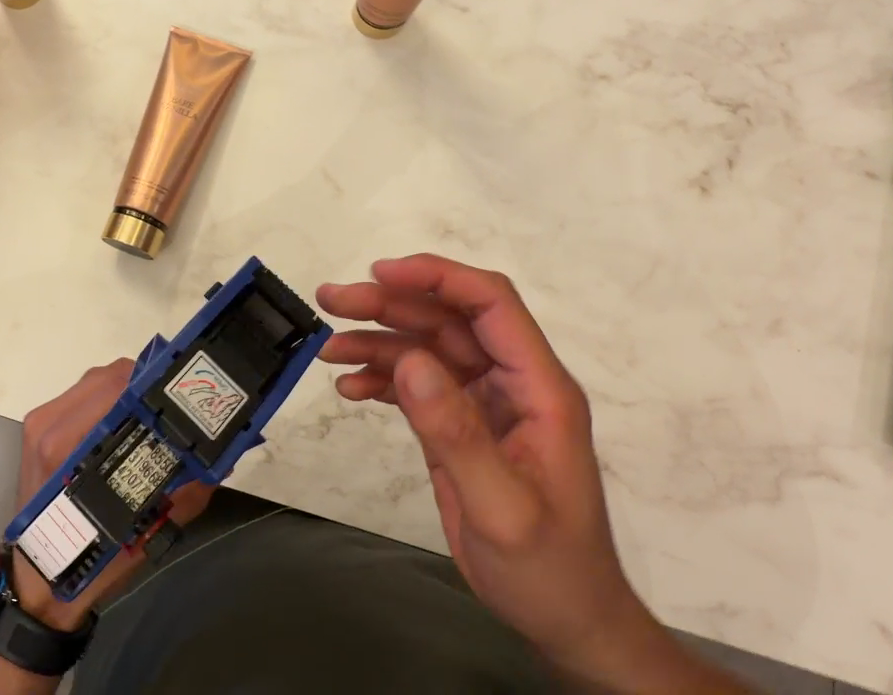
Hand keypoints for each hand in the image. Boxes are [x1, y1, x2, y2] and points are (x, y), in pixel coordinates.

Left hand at [10, 359, 214, 631]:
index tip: (184, 394)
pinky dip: (106, 398)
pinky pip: (79, 394)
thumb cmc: (94, 558)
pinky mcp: (38, 425)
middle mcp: (50, 425)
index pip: (117, 387)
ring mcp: (40, 422)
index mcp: (68, 446)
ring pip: (93, 381)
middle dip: (144, 384)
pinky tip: (125, 417)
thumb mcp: (150, 525)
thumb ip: (188, 485)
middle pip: (107, 377)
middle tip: (173, 403)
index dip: (155, 384)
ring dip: (125, 388)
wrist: (40, 579)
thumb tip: (222, 452)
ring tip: (152, 410)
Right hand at [317, 255, 743, 693]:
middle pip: (448, 320)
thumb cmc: (548, 567)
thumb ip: (456, 432)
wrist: (565, 618)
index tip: (379, 274)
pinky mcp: (460, 425)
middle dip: (390, 304)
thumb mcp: (502, 507)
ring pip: (426, 348)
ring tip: (327, 347)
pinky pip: (417, 384)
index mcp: (538, 387)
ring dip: (377, 340)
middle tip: (331, 300)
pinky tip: (349, 387)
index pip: (490, 305)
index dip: (437, 277)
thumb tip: (410, 361)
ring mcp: (484, 402)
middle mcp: (511, 382)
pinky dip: (381, 378)